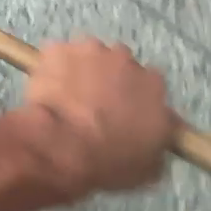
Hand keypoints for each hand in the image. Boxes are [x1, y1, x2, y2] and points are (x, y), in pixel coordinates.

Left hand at [18, 37, 175, 193]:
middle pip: (120, 61)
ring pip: (88, 53)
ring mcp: (88, 49)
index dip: (138, 94)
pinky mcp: (57, 48)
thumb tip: (158, 125)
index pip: (151, 82)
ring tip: (71, 93)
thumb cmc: (112, 160)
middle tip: (98, 100)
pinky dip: (56, 67)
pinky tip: (51, 87)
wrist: (65, 143)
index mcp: (152, 86)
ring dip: (83, 68)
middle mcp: (123, 60)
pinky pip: (58, 54)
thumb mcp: (151, 162)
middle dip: (111, 76)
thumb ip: (159, 135)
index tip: (128, 107)